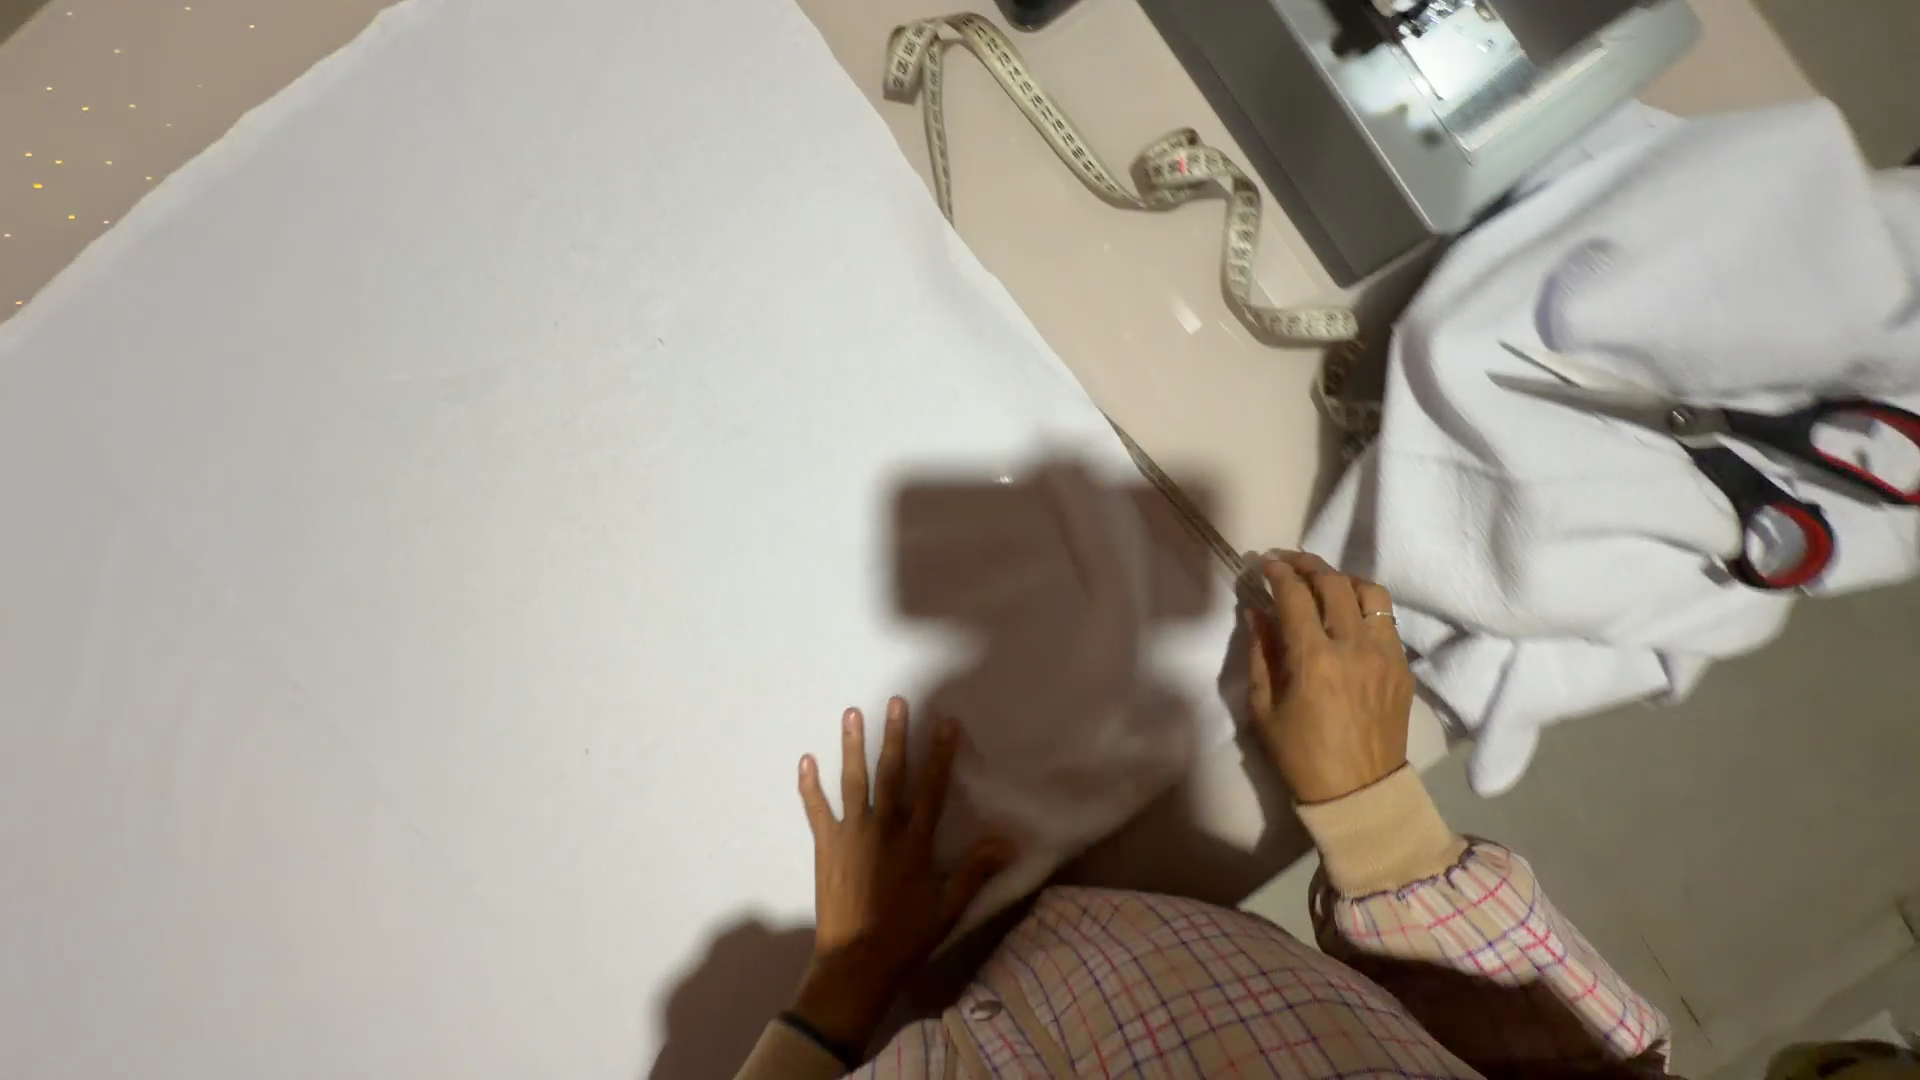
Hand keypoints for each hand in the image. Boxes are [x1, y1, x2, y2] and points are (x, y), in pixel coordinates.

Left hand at [789, 698, 1011, 1052]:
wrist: (854, 966)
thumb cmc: (905, 937)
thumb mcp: (948, 907)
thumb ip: (975, 871)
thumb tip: (1008, 842)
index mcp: (914, 842)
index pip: (932, 788)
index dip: (940, 754)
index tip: (945, 723)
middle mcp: (883, 829)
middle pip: (891, 773)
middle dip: (895, 735)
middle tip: (896, 701)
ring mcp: (850, 835)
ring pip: (853, 781)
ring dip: (852, 746)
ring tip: (851, 713)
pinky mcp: (825, 846)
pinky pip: (816, 810)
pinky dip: (809, 785)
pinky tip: (805, 759)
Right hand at [1245, 551, 1412, 804]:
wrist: (1359, 794)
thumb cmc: (1301, 754)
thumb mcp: (1264, 707)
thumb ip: (1261, 653)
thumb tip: (1257, 613)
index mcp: (1315, 660)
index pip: (1295, 596)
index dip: (1277, 572)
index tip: (1264, 563)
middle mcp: (1355, 648)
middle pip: (1335, 583)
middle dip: (1307, 564)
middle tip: (1287, 562)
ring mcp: (1386, 656)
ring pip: (1371, 593)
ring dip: (1343, 579)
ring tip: (1323, 583)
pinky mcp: (1404, 669)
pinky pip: (1386, 622)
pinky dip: (1363, 608)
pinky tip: (1345, 618)